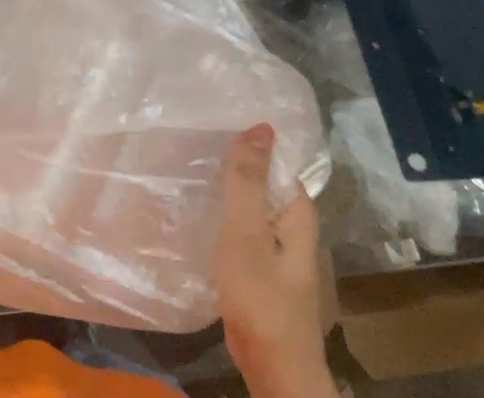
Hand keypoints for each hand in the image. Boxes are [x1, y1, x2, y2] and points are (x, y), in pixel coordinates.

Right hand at [213, 124, 332, 397]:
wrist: (271, 365)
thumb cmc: (261, 296)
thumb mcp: (247, 233)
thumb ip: (247, 182)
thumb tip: (260, 126)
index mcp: (297, 216)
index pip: (278, 164)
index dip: (252, 141)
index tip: (217, 119)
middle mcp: (291, 229)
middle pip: (262, 184)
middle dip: (234, 163)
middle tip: (192, 139)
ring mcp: (275, 252)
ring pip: (248, 208)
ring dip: (224, 191)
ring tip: (186, 168)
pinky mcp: (257, 271)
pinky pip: (239, 231)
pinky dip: (220, 217)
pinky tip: (193, 214)